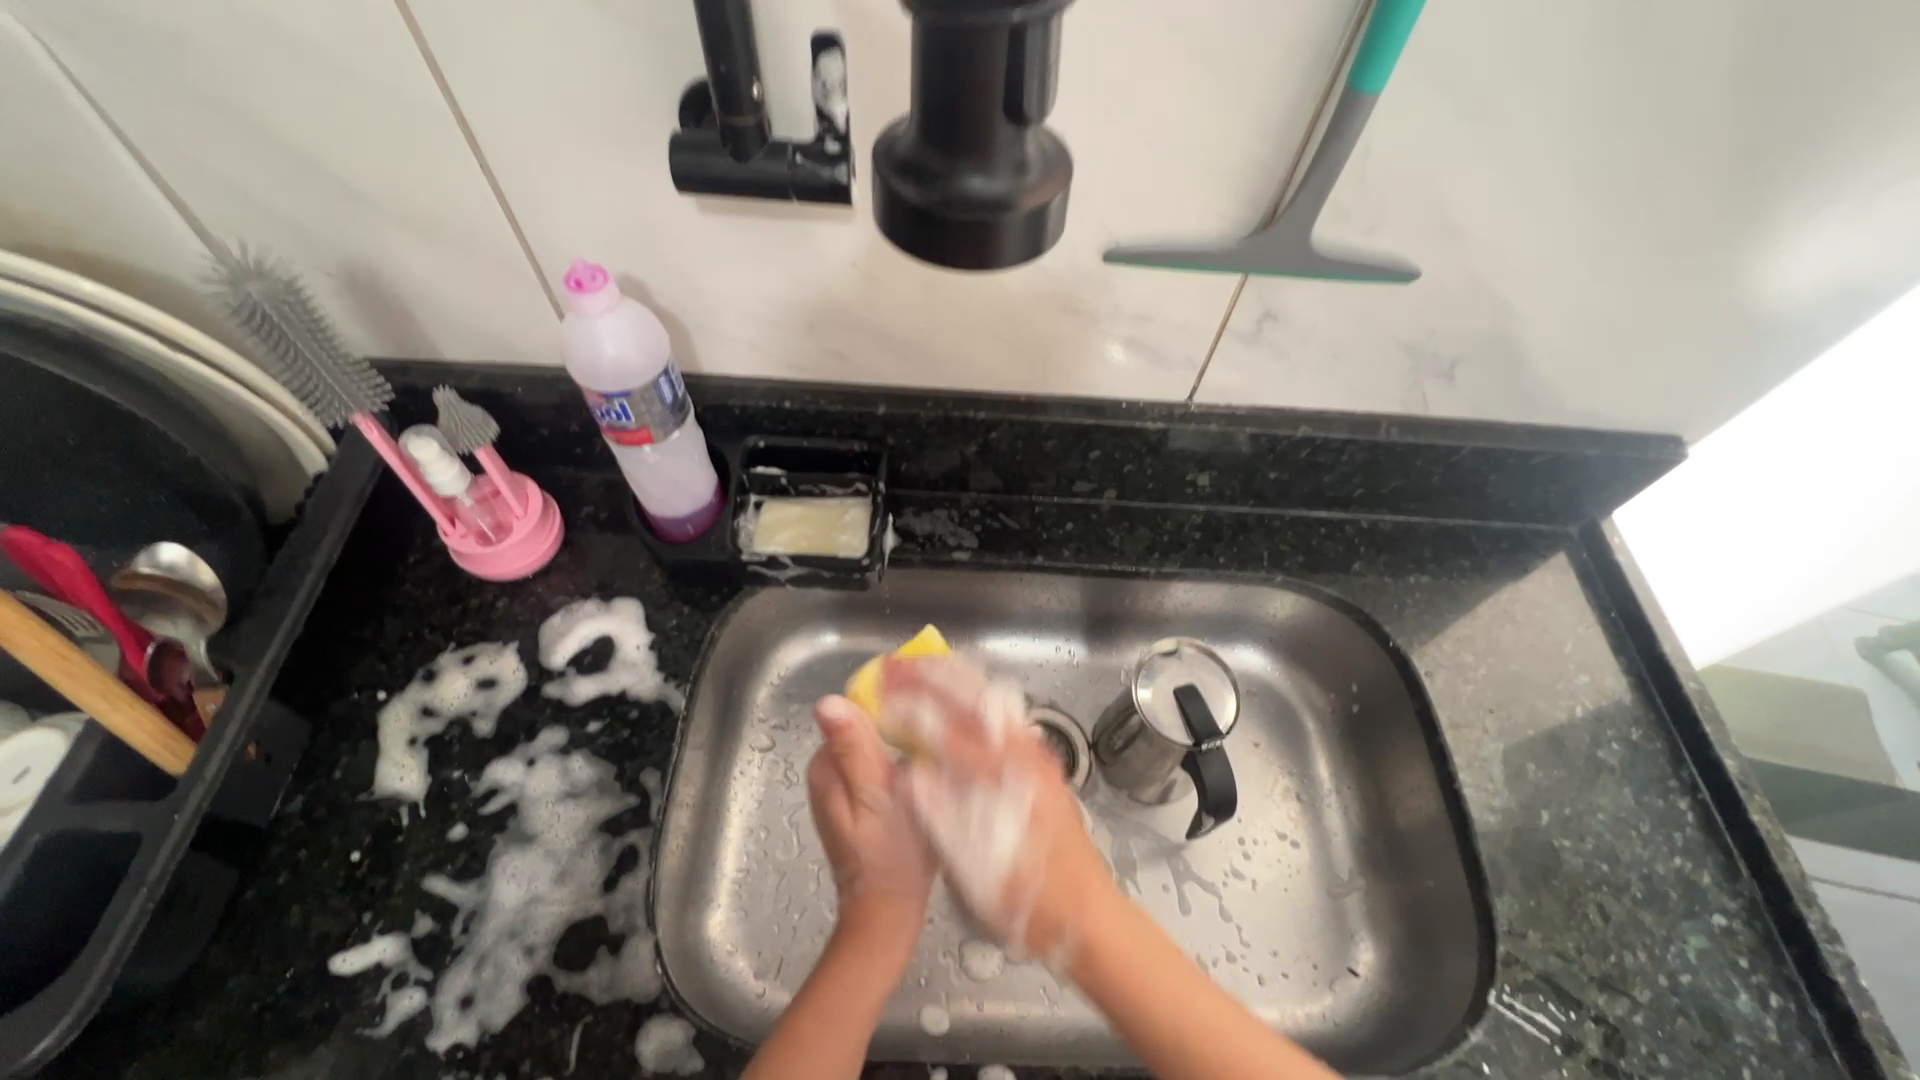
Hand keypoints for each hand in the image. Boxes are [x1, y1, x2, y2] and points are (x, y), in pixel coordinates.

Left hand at [807, 694, 936, 940]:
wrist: (891, 910)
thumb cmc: (888, 858)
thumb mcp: (874, 798)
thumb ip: (854, 750)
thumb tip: (826, 703)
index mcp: (826, 765)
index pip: (858, 712)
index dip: (893, 711)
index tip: (926, 722)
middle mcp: (829, 771)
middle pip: (869, 728)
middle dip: (902, 731)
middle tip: (937, 746)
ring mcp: (846, 787)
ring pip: (879, 747)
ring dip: (907, 750)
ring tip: (937, 762)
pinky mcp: (864, 800)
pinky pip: (885, 768)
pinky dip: (905, 769)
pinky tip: (926, 782)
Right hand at [881, 656, 1116, 963]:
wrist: (1087, 916)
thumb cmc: (1027, 902)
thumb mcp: (974, 873)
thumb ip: (942, 820)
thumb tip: (910, 777)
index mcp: (1000, 779)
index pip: (944, 728)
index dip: (906, 708)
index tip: (877, 694)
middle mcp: (1022, 756)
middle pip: (974, 696)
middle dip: (932, 675)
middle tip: (897, 665)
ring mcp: (1036, 757)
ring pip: (993, 699)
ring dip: (956, 680)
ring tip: (924, 670)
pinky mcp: (1042, 766)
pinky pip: (1006, 714)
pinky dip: (977, 697)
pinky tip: (961, 701)